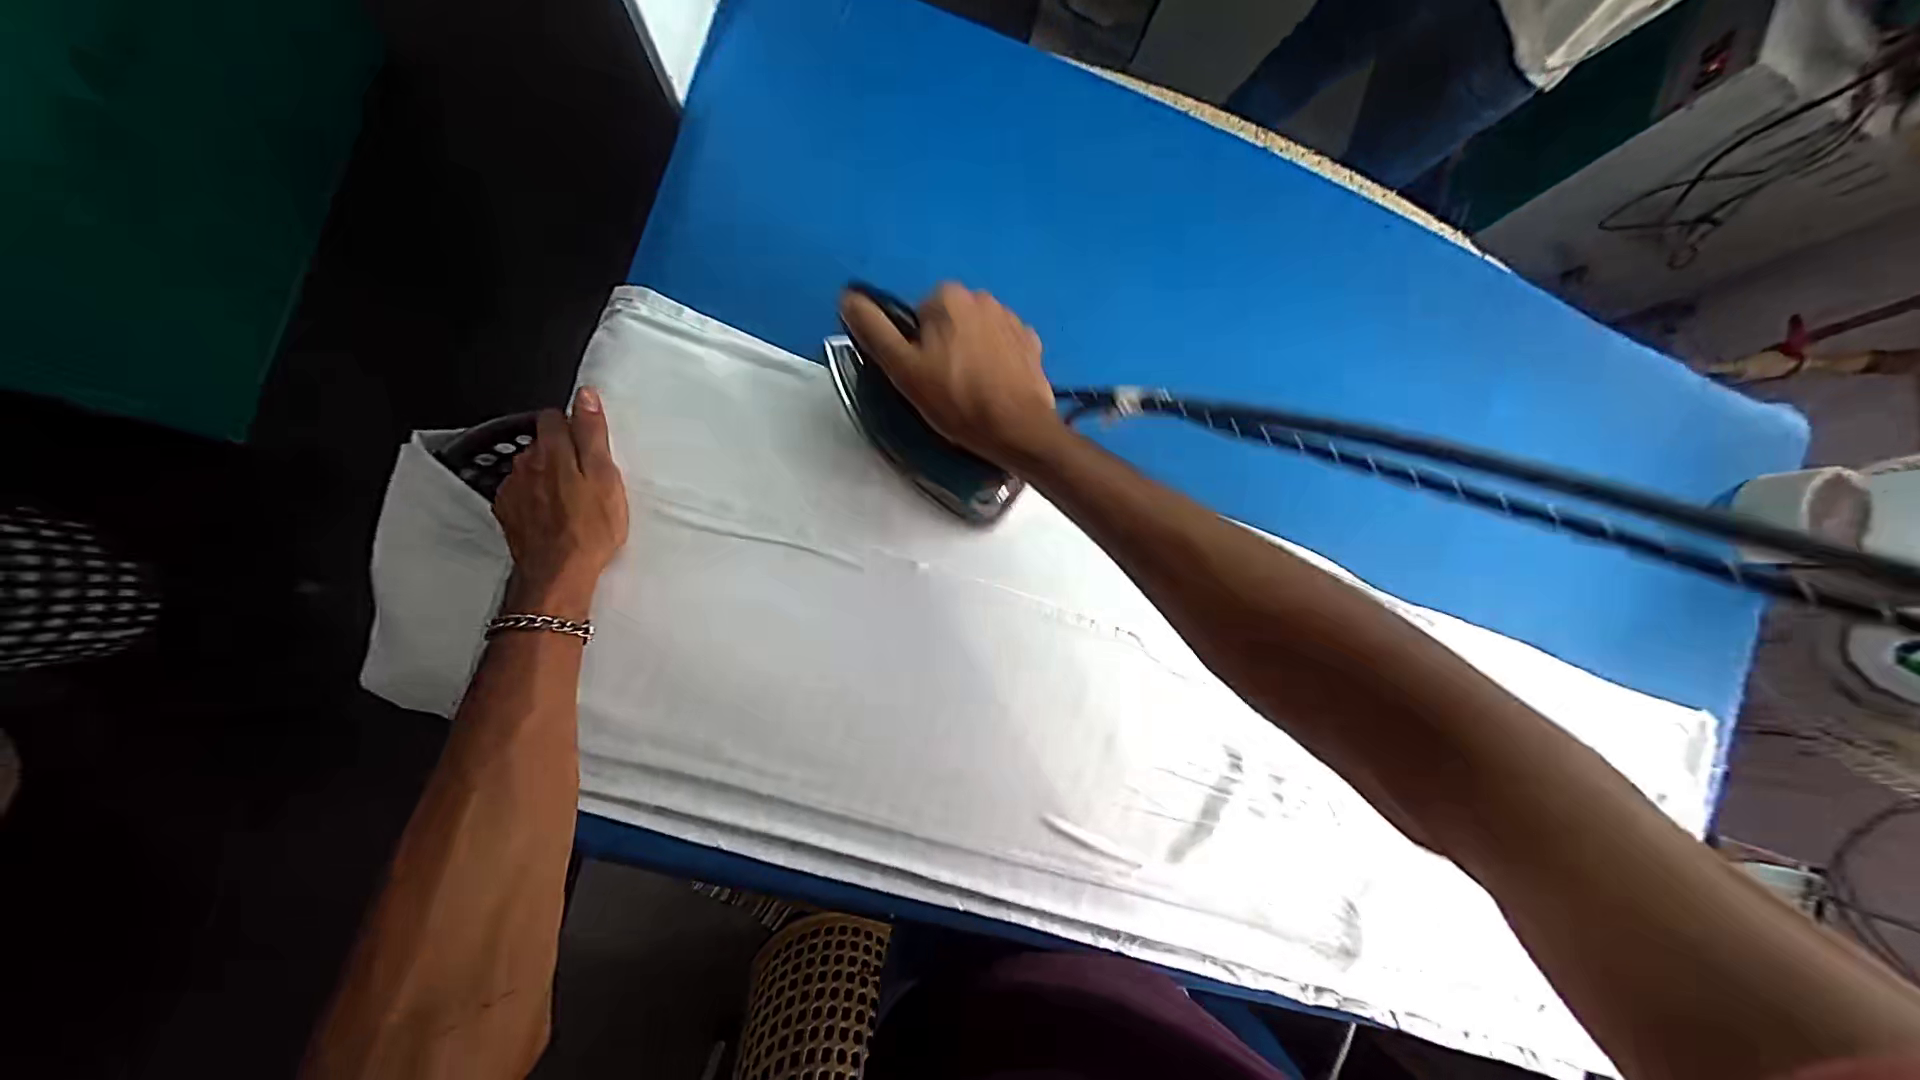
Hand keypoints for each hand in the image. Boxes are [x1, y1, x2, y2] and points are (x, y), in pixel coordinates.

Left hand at [493, 386, 629, 617]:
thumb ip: (592, 433)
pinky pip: (523, 492)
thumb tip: (586, 397)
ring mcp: (514, 488)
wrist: (559, 572)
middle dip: (562, 450)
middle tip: (589, 474)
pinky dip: (537, 497)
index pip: (554, 416)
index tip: (590, 440)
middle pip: (542, 442)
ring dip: (549, 474)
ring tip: (575, 497)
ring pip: (532, 468)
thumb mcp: (605, 476)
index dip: (574, 425)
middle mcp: (526, 464)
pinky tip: (557, 513)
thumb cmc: (589, 528)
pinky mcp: (509, 512)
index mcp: (552, 451)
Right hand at [839, 283, 1064, 466]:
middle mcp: (982, 295)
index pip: (915, 319)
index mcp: (947, 295)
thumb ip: (873, 330)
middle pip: (946, 324)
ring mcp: (1012, 318)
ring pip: (975, 334)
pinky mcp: (1032, 343)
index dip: (914, 350)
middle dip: (942, 350)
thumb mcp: (902, 368)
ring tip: (970, 392)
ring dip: (969, 355)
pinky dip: (995, 363)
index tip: (922, 377)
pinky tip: (994, 389)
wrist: (1017, 429)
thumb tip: (847, 298)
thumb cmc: (956, 400)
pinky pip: (1002, 347)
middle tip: (944, 388)